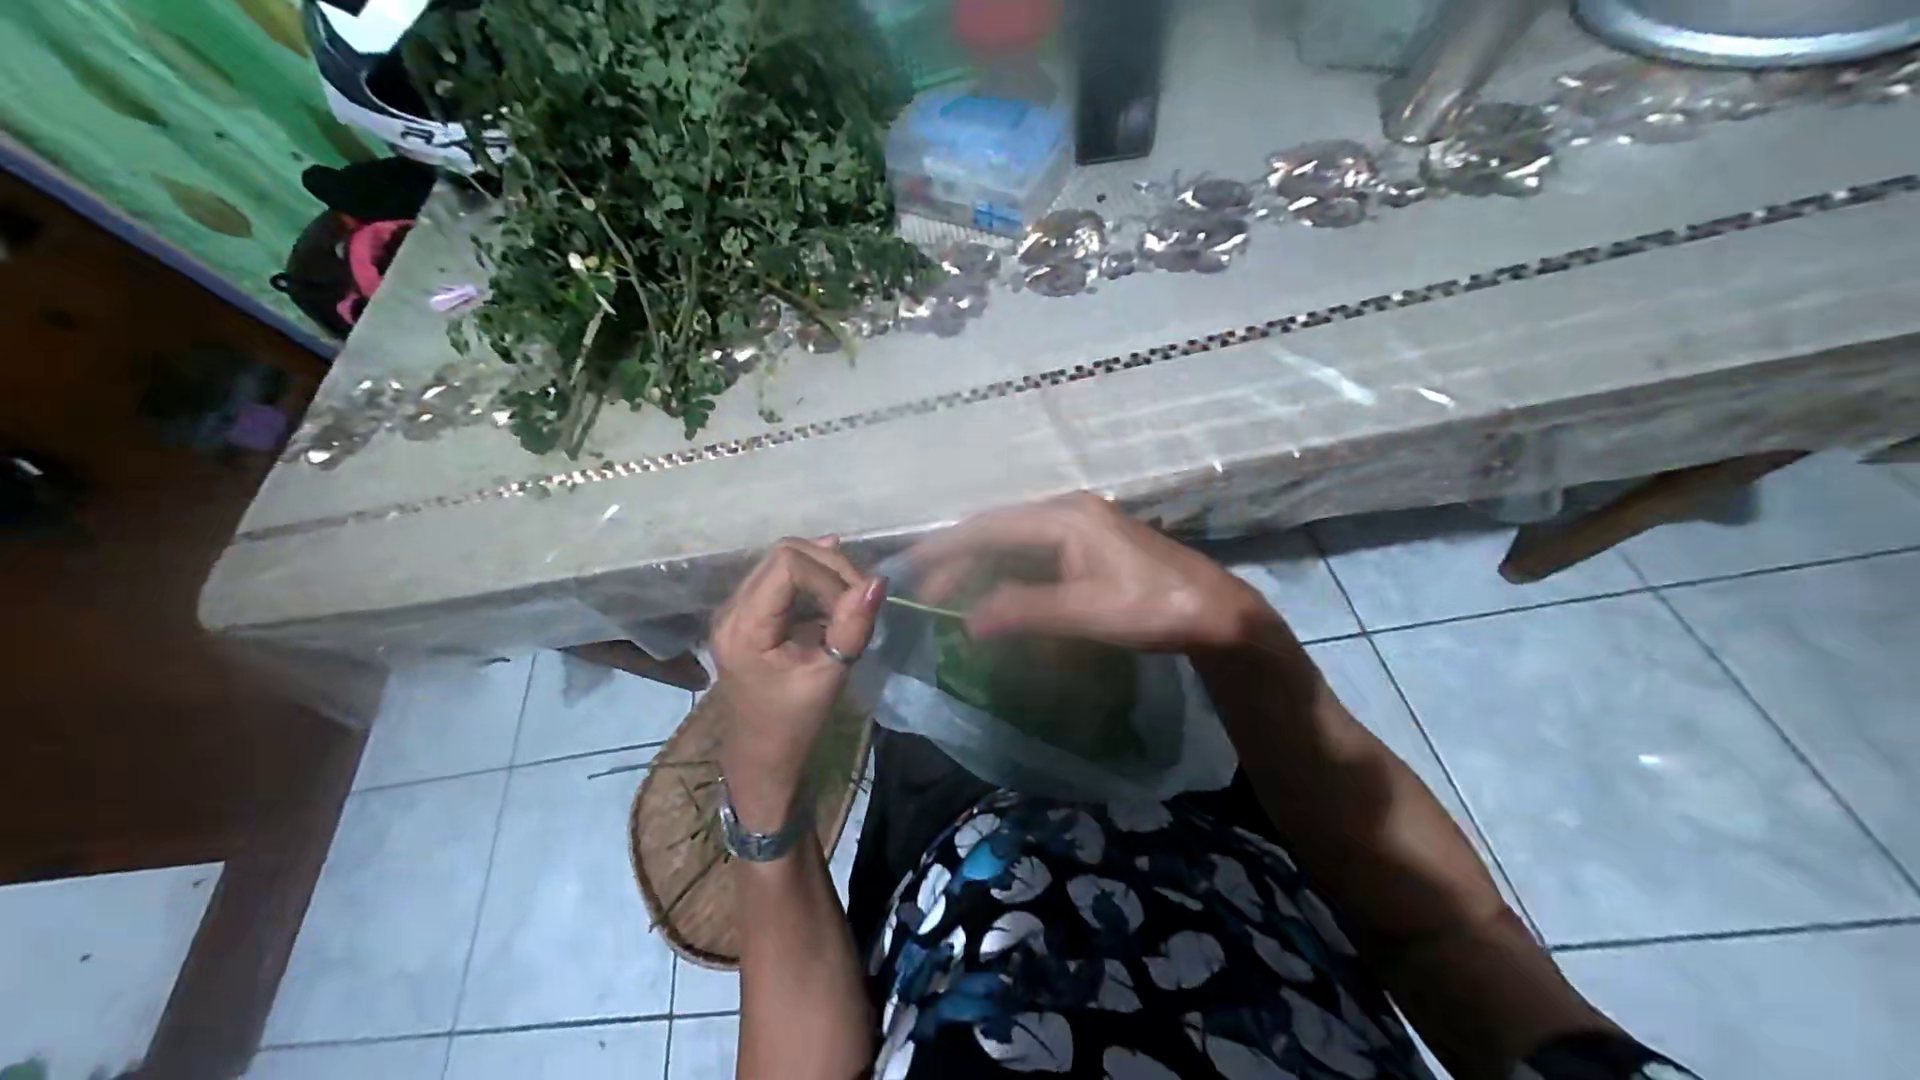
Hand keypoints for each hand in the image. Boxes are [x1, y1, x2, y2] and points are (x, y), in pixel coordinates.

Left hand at [710, 537, 886, 828]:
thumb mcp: (829, 676)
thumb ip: (852, 626)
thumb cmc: (793, 723)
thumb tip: (878, 581)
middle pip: (784, 553)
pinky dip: (815, 580)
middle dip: (830, 565)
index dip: (829, 574)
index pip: (788, 564)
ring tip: (851, 599)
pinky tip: (836, 599)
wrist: (761, 754)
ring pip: (784, 560)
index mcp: (744, 625)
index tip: (854, 606)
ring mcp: (736, 608)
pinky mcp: (749, 612)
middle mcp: (732, 608)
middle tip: (860, 595)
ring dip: (824, 571)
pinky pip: (782, 577)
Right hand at [911, 493, 1280, 650]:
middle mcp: (1066, 513)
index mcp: (1064, 518)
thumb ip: (1023, 611)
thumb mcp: (1085, 612)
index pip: (988, 526)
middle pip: (997, 531)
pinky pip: (1033, 555)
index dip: (946, 547)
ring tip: (953, 599)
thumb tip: (967, 620)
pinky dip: (1008, 574)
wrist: (1217, 612)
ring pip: (1013, 543)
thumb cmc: (1153, 607)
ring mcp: (1078, 529)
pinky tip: (995, 595)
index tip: (912, 567)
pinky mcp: (1087, 547)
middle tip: (930, 596)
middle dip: (959, 560)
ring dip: (982, 568)